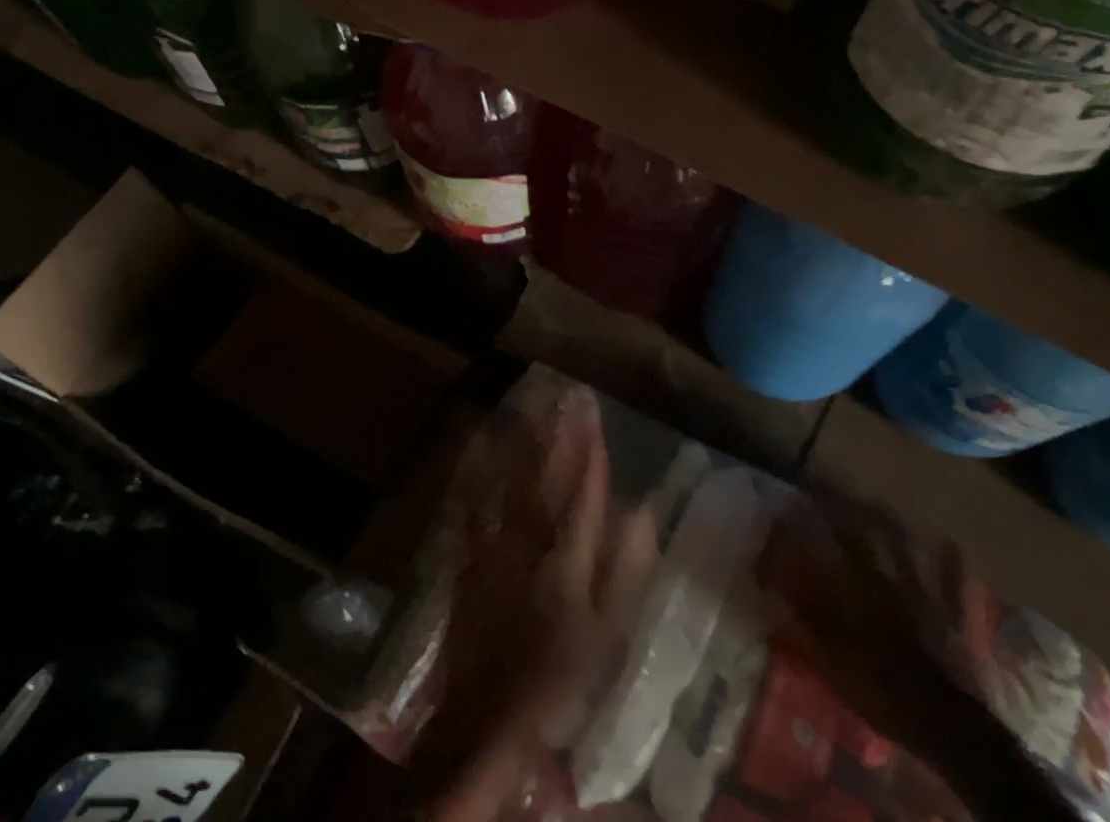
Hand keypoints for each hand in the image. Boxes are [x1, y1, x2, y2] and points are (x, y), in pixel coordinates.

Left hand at [420, 387, 657, 821]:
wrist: (486, 717)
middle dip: (555, 433)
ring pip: (506, 485)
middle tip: (562, 392)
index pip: (583, 493)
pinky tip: (479, 447)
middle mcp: (527, 545)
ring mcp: (492, 550)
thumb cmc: (558, 681)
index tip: (592, 410)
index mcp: (567, 562)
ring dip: (518, 442)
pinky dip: (477, 473)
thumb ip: (624, 569)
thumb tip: (642, 512)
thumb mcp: (607, 634)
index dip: (589, 449)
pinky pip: (472, 505)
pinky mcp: (466, 560)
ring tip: (526, 404)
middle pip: (543, 479)